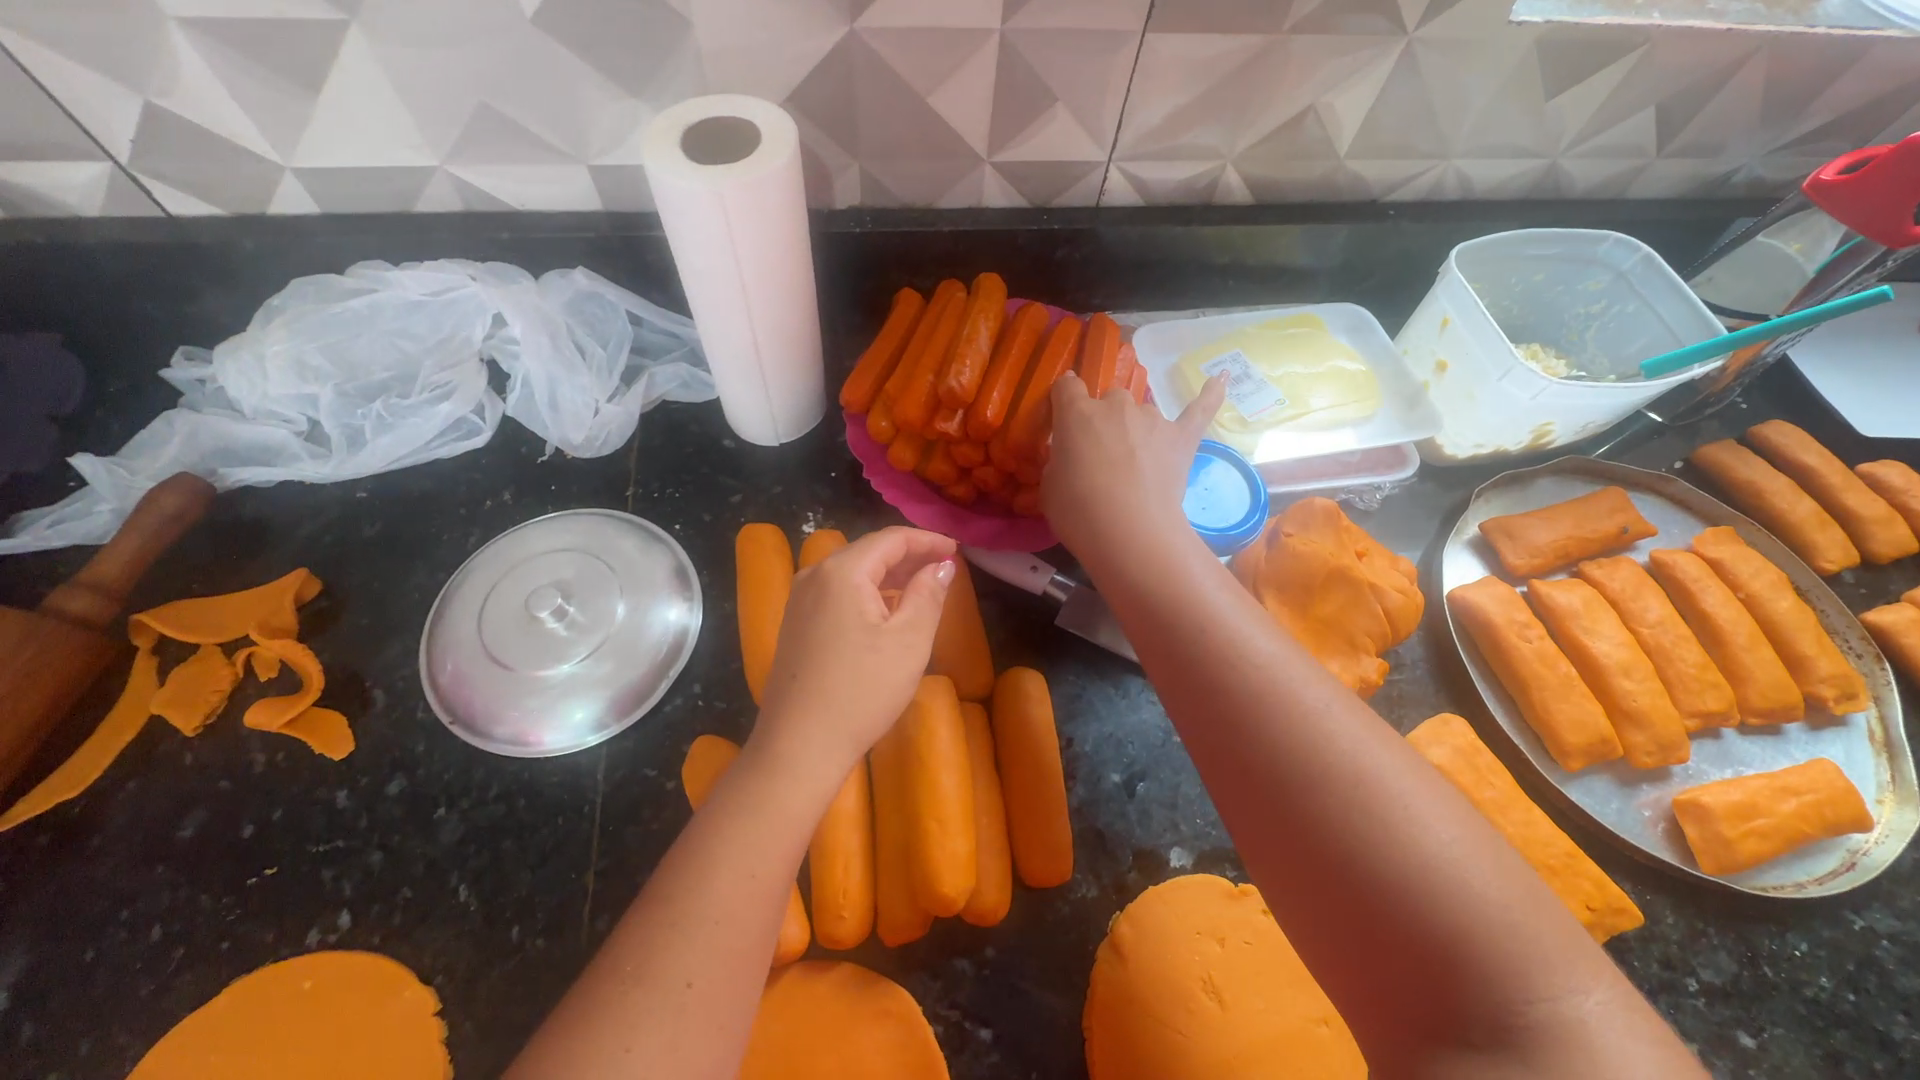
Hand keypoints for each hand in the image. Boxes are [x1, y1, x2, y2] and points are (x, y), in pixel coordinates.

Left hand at [753, 527, 956, 773]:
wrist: (800, 744)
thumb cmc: (862, 690)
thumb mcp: (909, 641)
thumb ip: (928, 593)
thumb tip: (942, 564)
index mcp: (841, 571)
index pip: (890, 538)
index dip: (927, 540)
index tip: (957, 550)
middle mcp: (814, 575)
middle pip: (868, 551)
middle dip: (909, 556)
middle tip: (945, 569)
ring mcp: (800, 601)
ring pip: (852, 573)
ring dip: (889, 575)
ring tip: (923, 588)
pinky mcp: (796, 625)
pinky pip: (838, 593)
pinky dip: (868, 593)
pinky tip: (887, 612)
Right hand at [1041, 370, 1223, 568]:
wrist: (1130, 533)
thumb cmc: (1079, 513)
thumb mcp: (1050, 485)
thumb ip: (1061, 459)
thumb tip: (1073, 454)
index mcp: (1076, 414)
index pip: (1067, 388)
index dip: (1065, 398)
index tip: (1064, 410)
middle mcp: (1116, 406)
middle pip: (1109, 399)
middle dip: (1105, 420)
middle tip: (1101, 454)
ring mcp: (1152, 419)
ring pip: (1141, 412)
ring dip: (1136, 428)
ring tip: (1135, 461)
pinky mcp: (1181, 437)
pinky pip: (1199, 409)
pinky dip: (1211, 395)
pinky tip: (1222, 379)